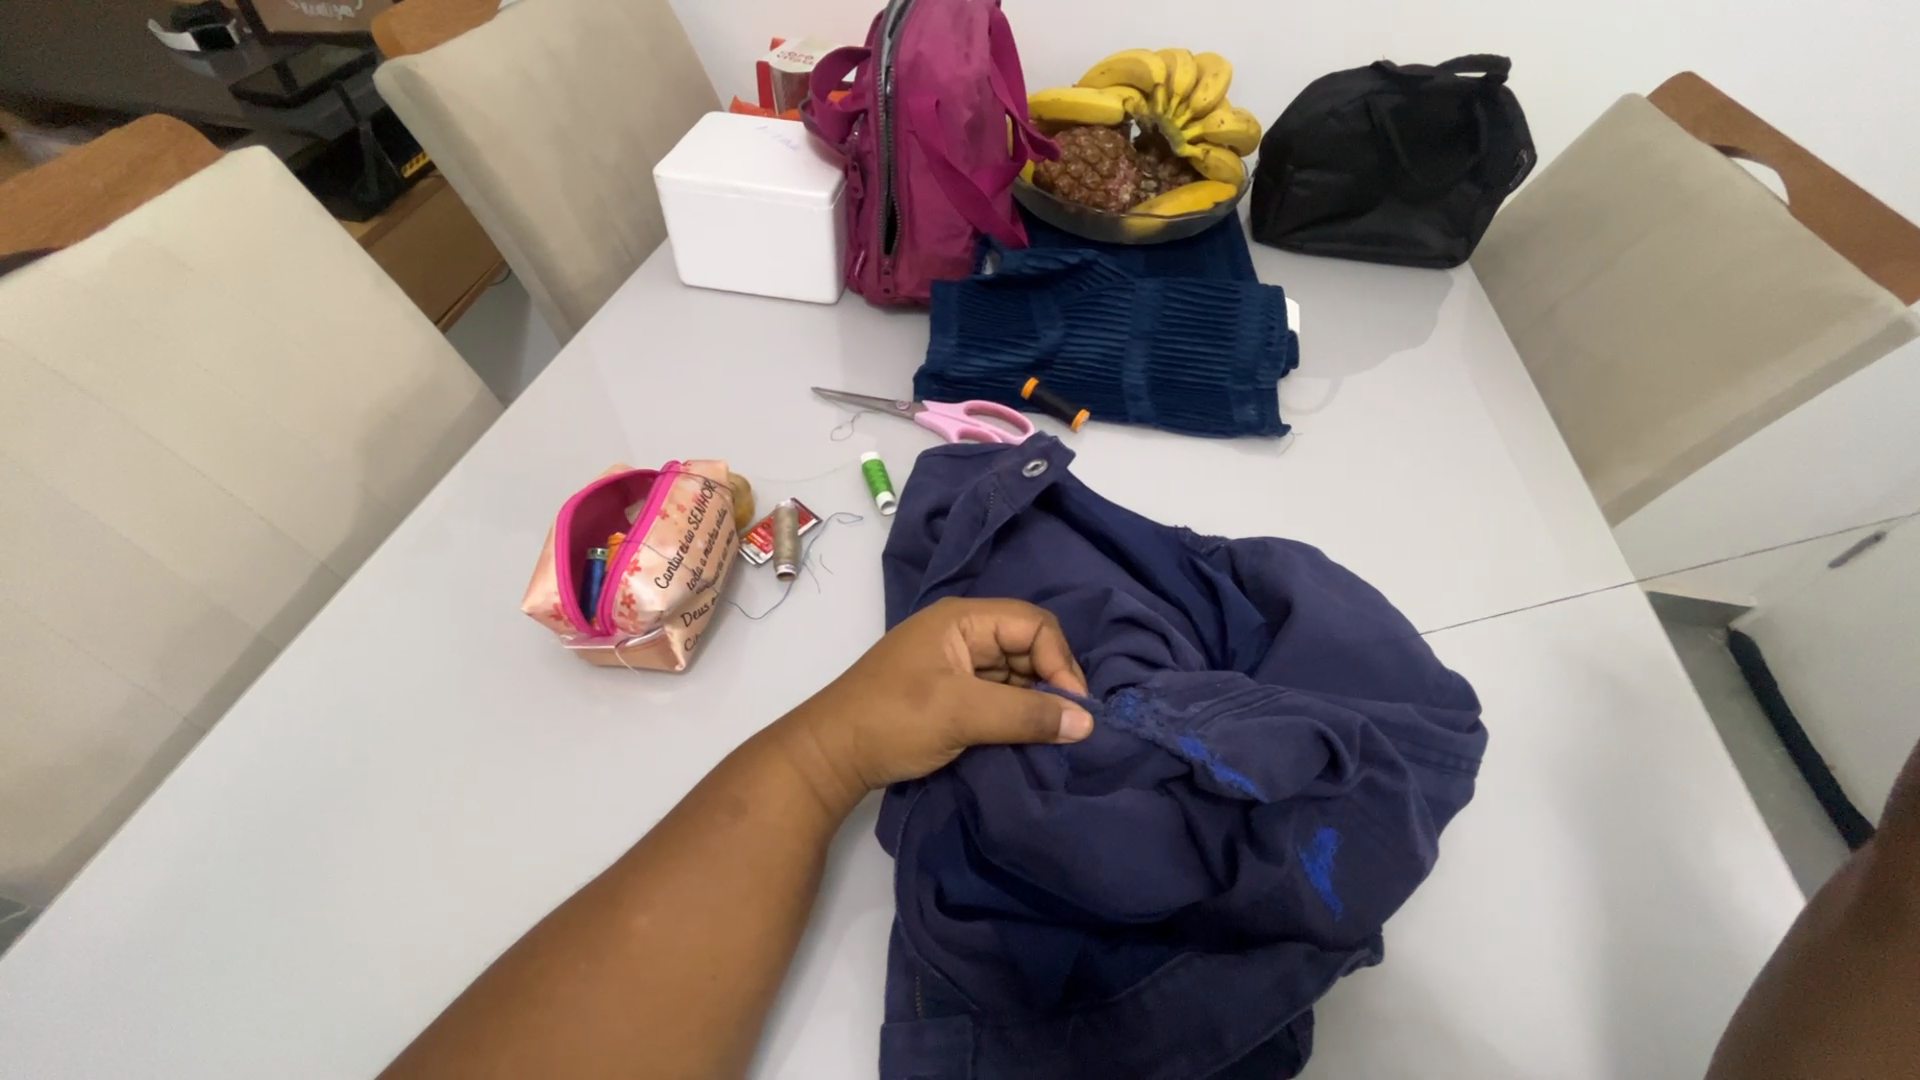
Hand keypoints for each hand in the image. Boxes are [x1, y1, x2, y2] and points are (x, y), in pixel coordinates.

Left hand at [778, 598, 1093, 808]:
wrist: (832, 755)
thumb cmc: (894, 719)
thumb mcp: (963, 714)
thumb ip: (1026, 715)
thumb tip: (1087, 722)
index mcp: (962, 620)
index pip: (1032, 624)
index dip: (1060, 661)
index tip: (1075, 708)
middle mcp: (963, 633)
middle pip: (1027, 646)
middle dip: (1052, 682)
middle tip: (1070, 725)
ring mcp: (956, 664)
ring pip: (1015, 673)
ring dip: (1036, 701)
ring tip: (1054, 736)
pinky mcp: (952, 693)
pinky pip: (998, 694)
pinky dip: (1017, 714)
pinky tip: (1029, 737)